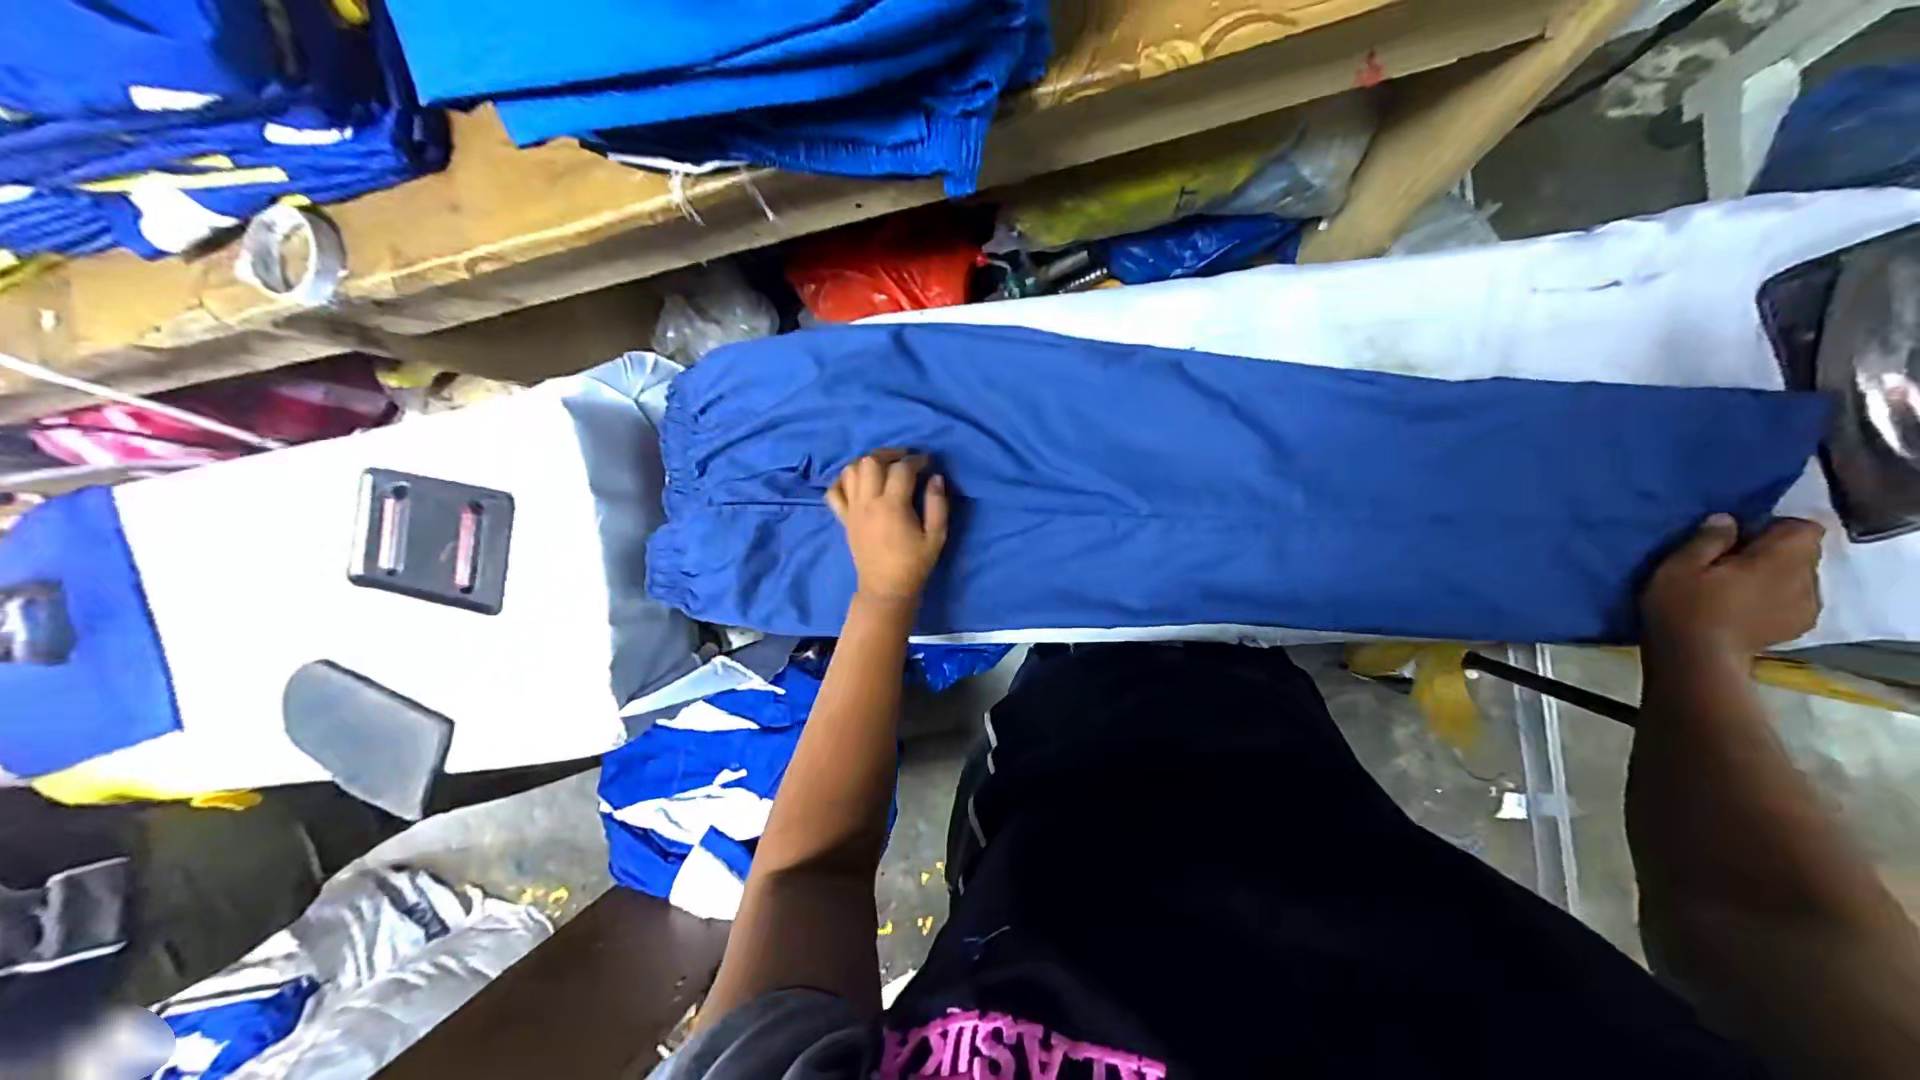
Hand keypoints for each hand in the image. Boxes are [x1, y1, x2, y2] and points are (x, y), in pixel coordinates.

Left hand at [826, 450, 948, 602]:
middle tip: (904, 460)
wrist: (886, 589)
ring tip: (883, 467)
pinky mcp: (844, 519)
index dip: (917, 460)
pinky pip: (834, 492)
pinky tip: (858, 482)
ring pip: (850, 471)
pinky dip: (844, 481)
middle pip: (870, 462)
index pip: (902, 469)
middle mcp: (868, 503)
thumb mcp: (936, 536)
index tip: (927, 462)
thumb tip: (936, 477)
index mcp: (893, 506)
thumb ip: (938, 504)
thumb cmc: (914, 564)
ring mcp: (852, 510)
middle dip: (889, 454)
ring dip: (867, 463)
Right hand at [1641, 513, 1824, 658]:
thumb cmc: (1682, 606)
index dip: (1774, 526)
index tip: (1739, 537)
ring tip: (1737, 586)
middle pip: (1803, 552)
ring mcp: (1807, 605)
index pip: (1803, 528)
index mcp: (1778, 561)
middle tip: (1729, 562)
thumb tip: (1727, 519)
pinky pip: (1797, 597)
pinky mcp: (1800, 623)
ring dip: (1775, 574)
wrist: (1696, 657)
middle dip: (1772, 551)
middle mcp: (1805, 579)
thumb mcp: (1678, 567)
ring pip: (1800, 575)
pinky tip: (1747, 606)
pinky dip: (1777, 595)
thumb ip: (1707, 540)